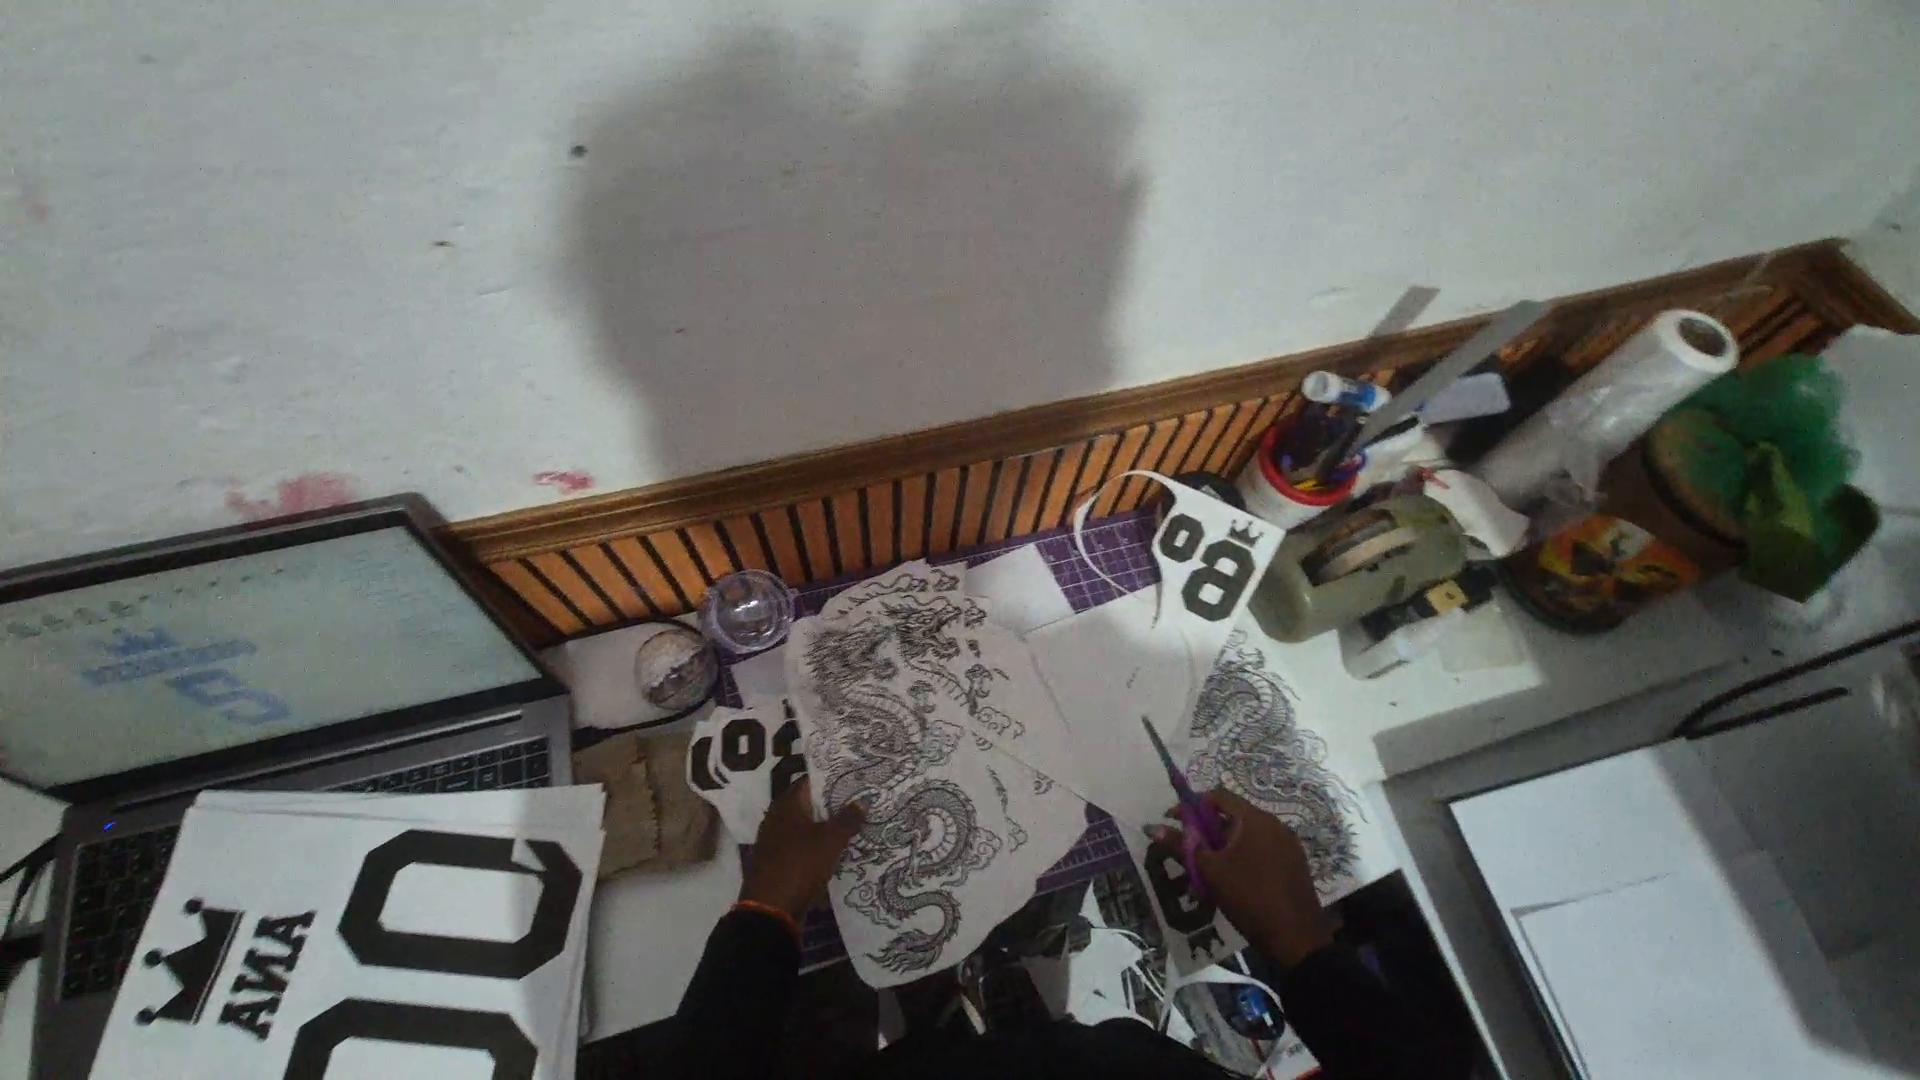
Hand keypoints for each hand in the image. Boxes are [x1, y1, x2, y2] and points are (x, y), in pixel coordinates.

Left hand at [740, 778, 865, 920]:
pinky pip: (803, 847)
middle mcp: (777, 819)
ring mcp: (775, 842)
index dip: (832, 779)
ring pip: (807, 828)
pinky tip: (838, 851)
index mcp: (786, 805)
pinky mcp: (778, 863)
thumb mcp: (831, 840)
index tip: (854, 778)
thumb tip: (863, 799)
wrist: (771, 911)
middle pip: (809, 805)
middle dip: (833, 804)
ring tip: (855, 825)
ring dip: (826, 828)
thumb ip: (848, 818)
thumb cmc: (800, 864)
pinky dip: (818, 847)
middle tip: (860, 801)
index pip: (810, 781)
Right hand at [1149, 787, 1332, 966]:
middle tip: (1190, 848)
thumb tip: (1152, 827)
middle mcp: (1274, 823)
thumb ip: (1181, 845)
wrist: (1297, 941)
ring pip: (1247, 832)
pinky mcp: (1294, 861)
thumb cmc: (1249, 898)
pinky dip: (1243, 852)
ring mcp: (1288, 842)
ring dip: (1225, 841)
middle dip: (1207, 827)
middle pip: (1232, 813)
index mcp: (1254, 819)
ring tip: (1209, 865)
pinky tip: (1235, 876)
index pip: (1217, 795)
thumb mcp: (1210, 871)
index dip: (1192, 805)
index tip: (1174, 822)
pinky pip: (1262, 846)